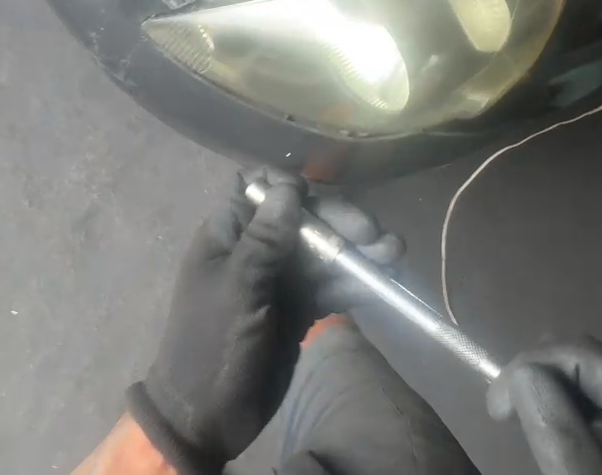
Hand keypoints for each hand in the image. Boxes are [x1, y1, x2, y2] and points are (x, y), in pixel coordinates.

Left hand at [127, 170, 402, 473]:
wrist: (207, 418)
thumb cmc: (210, 344)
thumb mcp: (236, 288)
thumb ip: (263, 239)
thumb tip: (288, 185)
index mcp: (229, 233)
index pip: (255, 186)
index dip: (284, 184)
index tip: (312, 196)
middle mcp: (256, 247)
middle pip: (302, 216)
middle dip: (338, 220)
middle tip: (372, 233)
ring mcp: (281, 277)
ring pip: (323, 249)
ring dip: (358, 249)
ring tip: (394, 252)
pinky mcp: (300, 307)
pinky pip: (331, 283)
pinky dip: (356, 280)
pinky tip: (384, 280)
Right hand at [487, 340, 601, 474]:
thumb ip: (561, 438)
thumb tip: (523, 372)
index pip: (580, 354)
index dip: (529, 368)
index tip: (496, 412)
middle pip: (585, 360)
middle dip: (540, 383)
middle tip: (511, 423)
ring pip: (588, 378)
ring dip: (553, 400)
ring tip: (540, 440)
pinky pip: (601, 401)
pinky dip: (573, 416)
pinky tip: (568, 448)